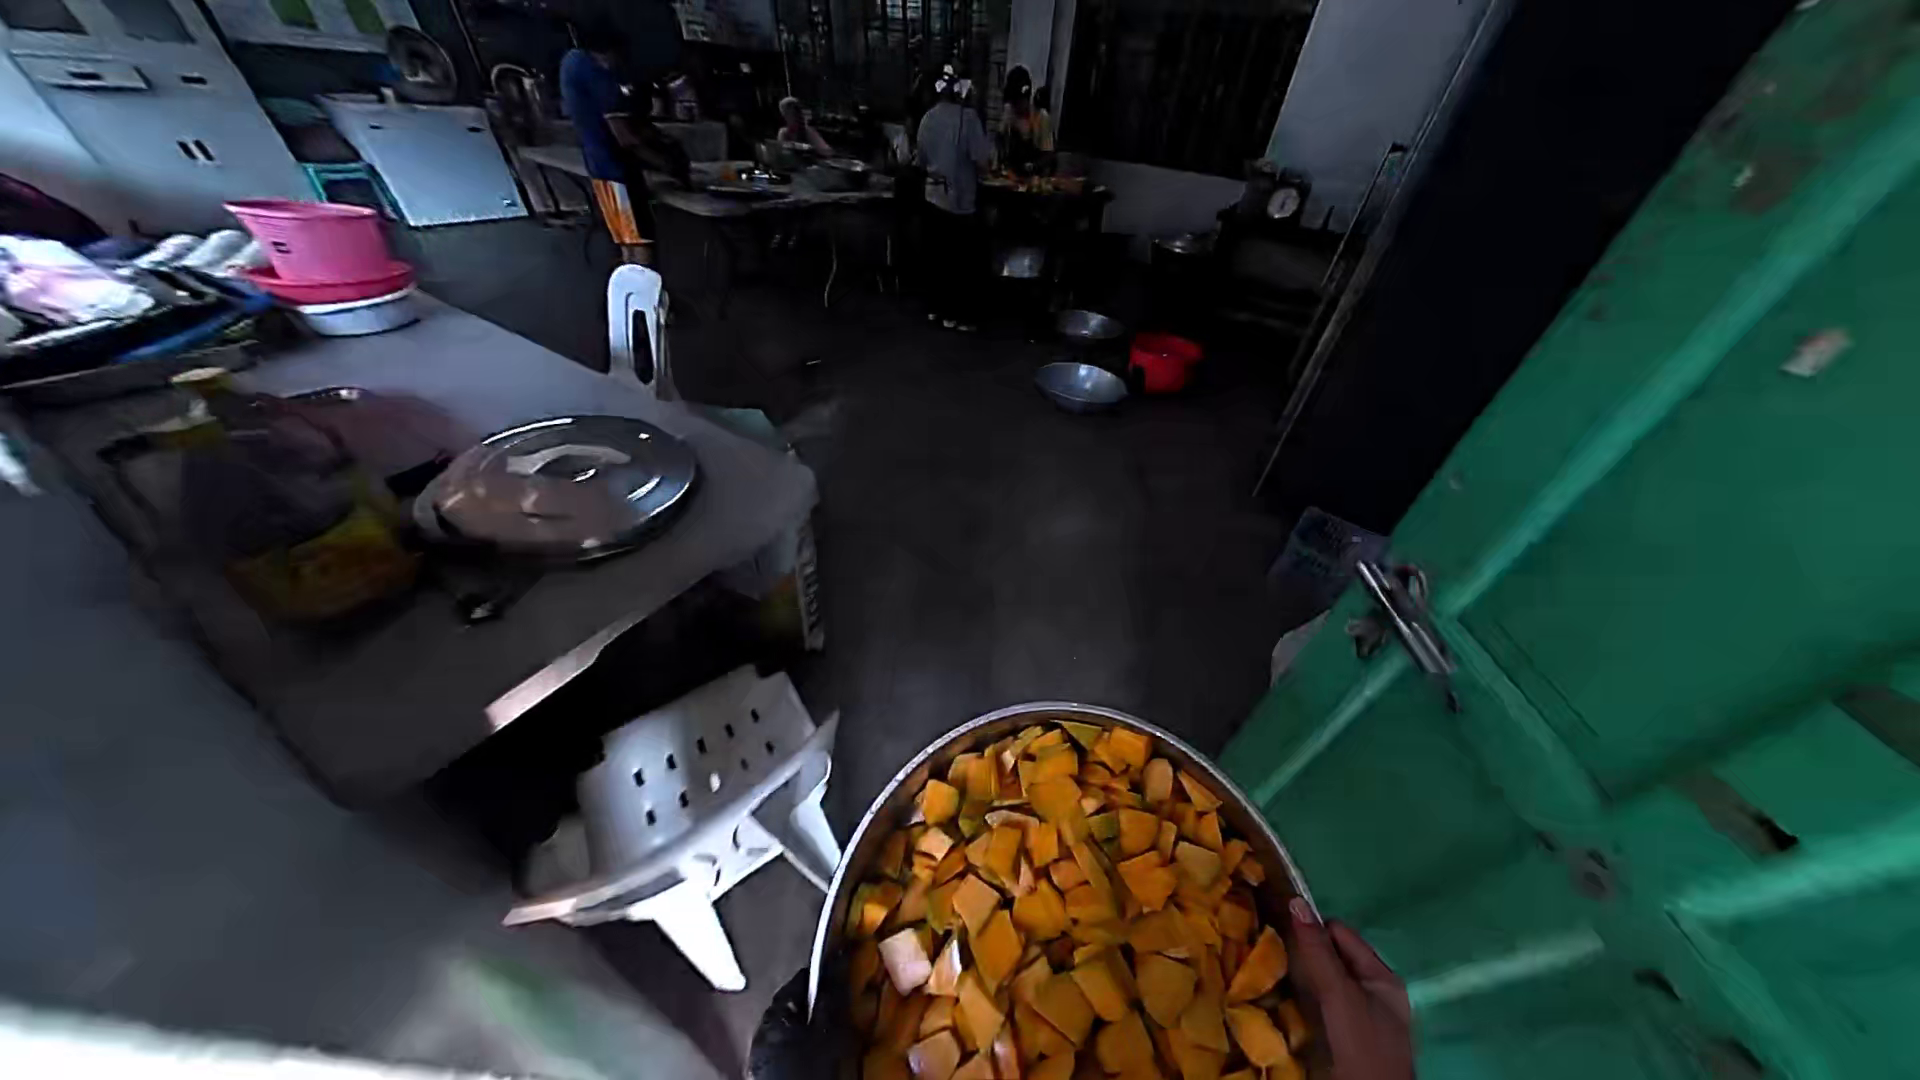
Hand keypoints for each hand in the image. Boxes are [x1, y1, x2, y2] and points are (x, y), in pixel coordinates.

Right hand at [1289, 897, 1414, 1079]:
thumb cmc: (1362, 1044)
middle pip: (1333, 953)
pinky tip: (1293, 1000)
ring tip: (1281, 975)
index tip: (1287, 937)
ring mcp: (1364, 1013)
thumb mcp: (1338, 993)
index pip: (1341, 932)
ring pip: (1326, 976)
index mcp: (1383, 975)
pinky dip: (1307, 995)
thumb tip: (1296, 899)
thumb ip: (1317, 949)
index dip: (1314, 930)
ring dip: (1304, 974)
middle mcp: (1376, 990)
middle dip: (1307, 952)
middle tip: (1280, 956)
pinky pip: (1324, 999)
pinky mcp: (1350, 1031)